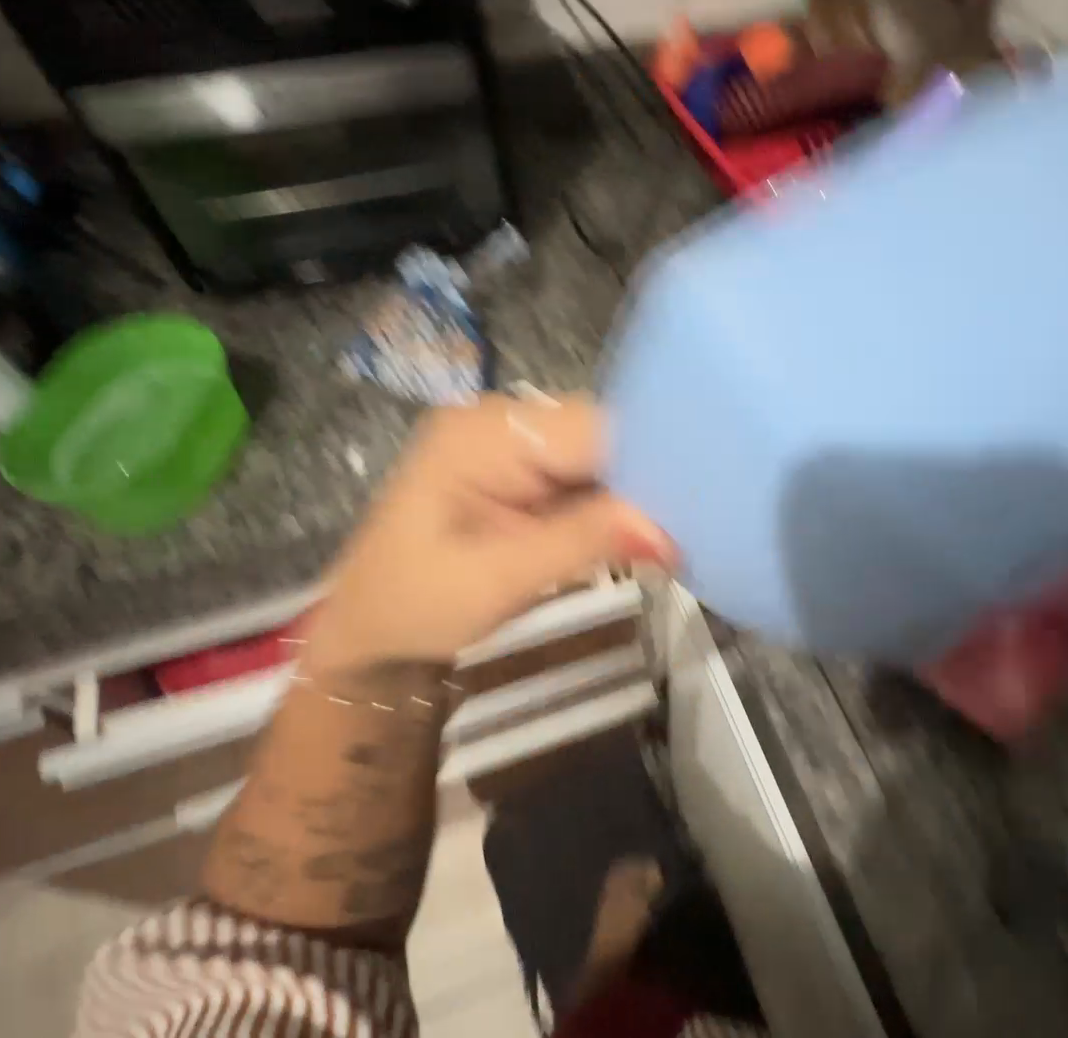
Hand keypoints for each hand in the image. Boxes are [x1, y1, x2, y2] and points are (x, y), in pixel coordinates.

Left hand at [300, 395, 673, 678]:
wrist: (369, 643)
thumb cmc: (413, 609)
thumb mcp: (499, 578)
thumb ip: (583, 543)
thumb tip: (667, 533)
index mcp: (482, 434)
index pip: (587, 427)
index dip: (645, 459)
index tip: (697, 499)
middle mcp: (498, 425)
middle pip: (597, 435)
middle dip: (644, 478)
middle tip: (695, 523)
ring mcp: (508, 451)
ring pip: (597, 458)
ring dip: (631, 496)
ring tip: (679, 529)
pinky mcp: (518, 479)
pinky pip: (581, 481)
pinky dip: (611, 509)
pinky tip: (642, 532)